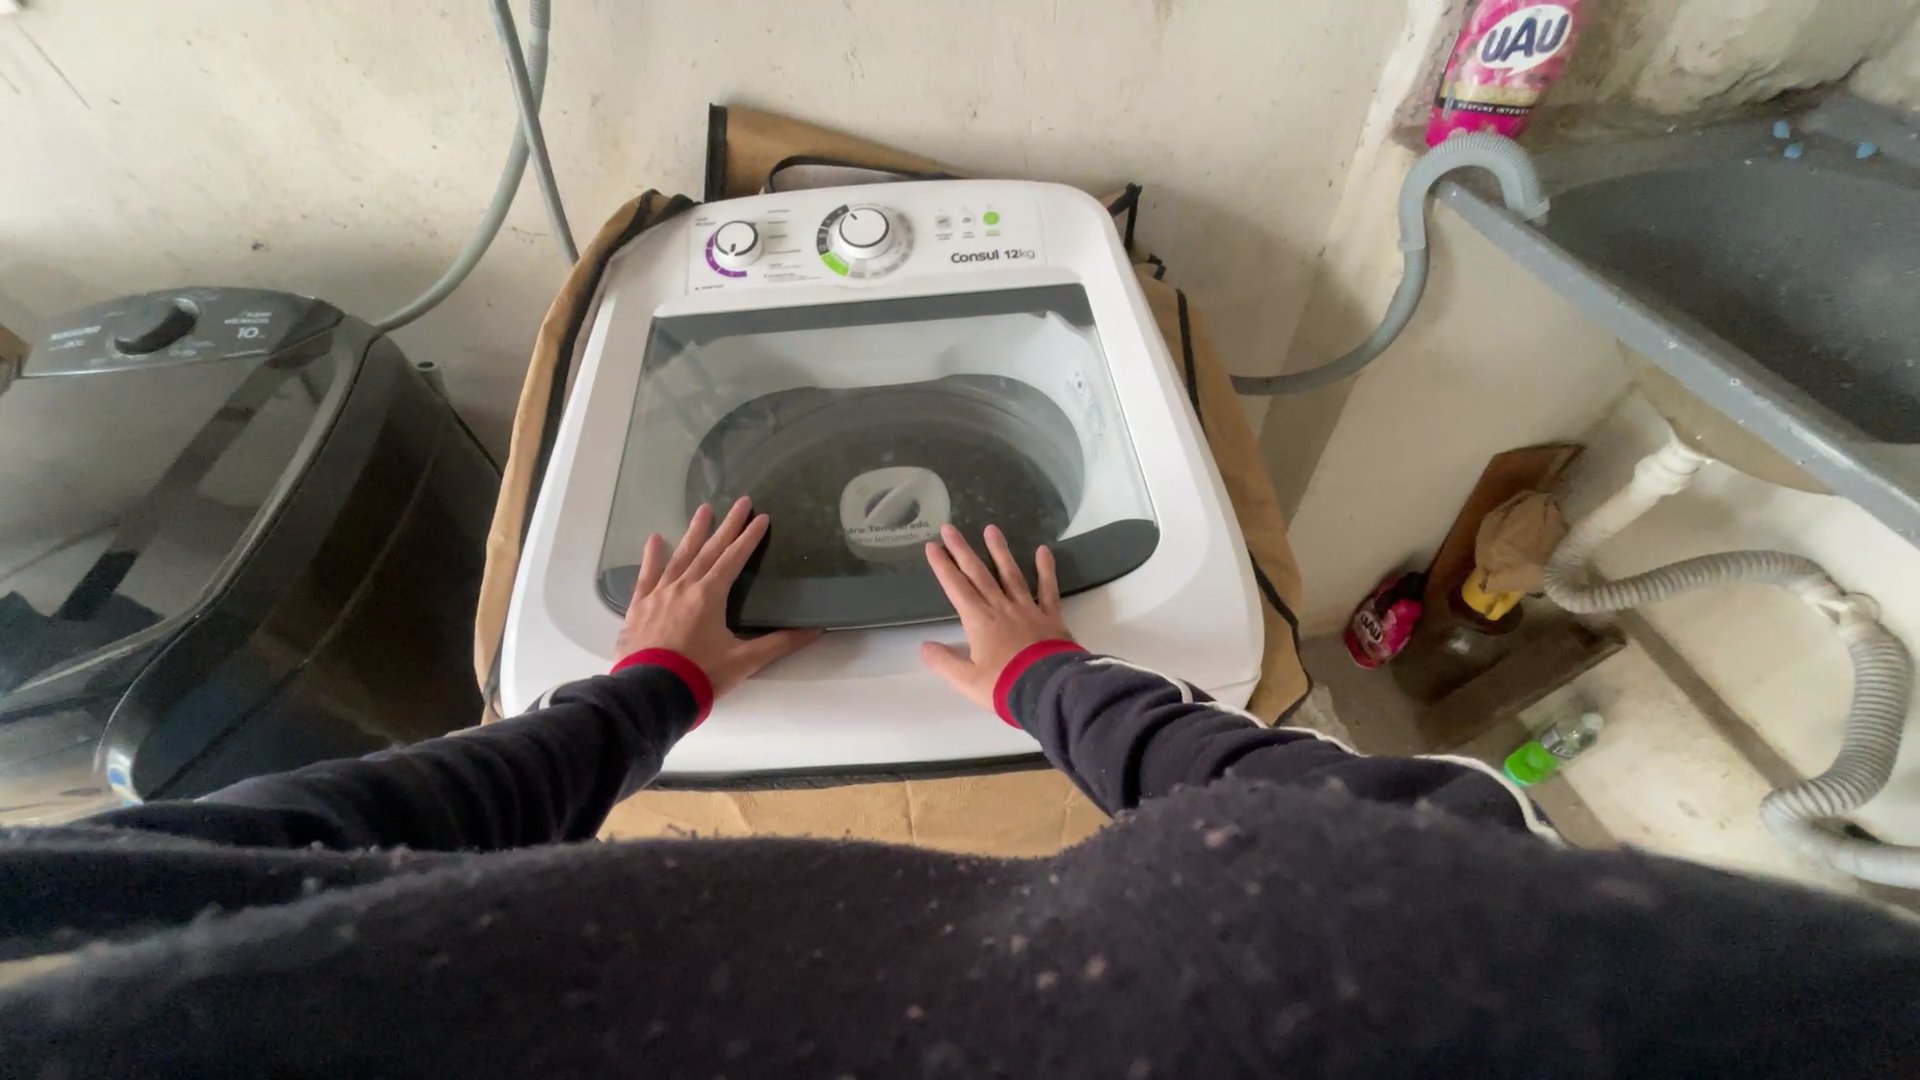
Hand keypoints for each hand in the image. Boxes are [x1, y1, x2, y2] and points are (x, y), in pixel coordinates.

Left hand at [616, 498, 820, 699]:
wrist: (650, 693)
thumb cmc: (701, 675)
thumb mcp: (745, 661)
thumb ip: (780, 643)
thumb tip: (815, 631)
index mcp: (710, 595)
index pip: (735, 558)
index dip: (750, 537)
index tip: (762, 517)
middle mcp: (685, 586)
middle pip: (710, 549)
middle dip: (728, 525)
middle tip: (741, 502)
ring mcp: (659, 595)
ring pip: (680, 556)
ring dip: (694, 532)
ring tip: (703, 509)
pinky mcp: (639, 607)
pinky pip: (646, 576)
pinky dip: (651, 557)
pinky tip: (654, 539)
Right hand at [920, 524, 1071, 708]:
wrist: (1048, 689)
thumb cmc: (1004, 686)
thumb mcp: (967, 680)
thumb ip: (944, 662)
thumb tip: (924, 646)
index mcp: (979, 621)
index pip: (956, 588)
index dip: (943, 566)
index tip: (932, 546)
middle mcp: (1001, 607)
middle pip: (978, 574)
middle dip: (962, 551)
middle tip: (950, 528)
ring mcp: (1027, 608)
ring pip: (1010, 574)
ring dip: (999, 551)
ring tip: (991, 529)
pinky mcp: (1050, 616)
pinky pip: (1047, 589)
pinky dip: (1046, 569)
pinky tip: (1043, 551)